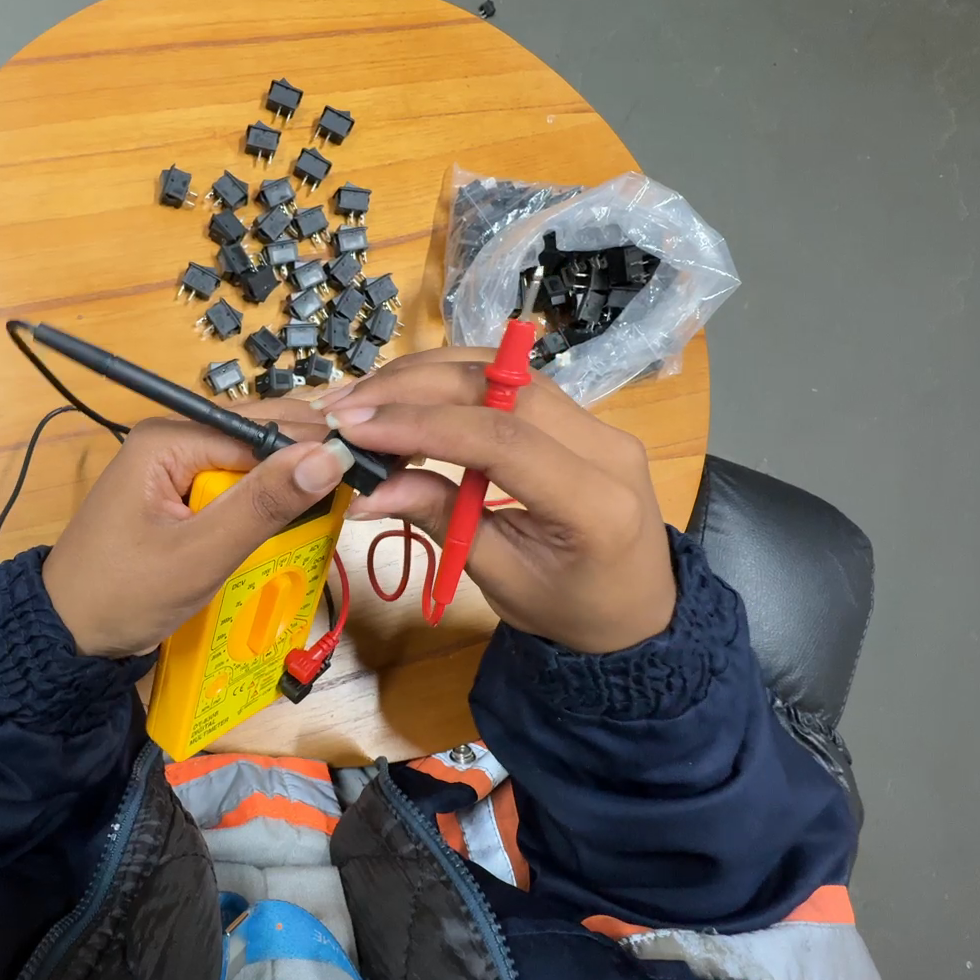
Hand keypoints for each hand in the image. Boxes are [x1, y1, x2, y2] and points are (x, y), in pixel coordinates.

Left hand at [44, 400, 354, 658]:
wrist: (69, 634)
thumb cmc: (126, 594)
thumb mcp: (200, 553)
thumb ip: (263, 504)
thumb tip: (330, 455)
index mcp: (169, 437)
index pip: (258, 426)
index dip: (311, 445)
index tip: (367, 465)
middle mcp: (173, 437)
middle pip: (255, 436)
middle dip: (302, 457)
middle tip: (363, 481)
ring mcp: (174, 464)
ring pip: (249, 460)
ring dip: (286, 479)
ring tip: (341, 496)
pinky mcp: (179, 491)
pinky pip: (233, 483)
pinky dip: (264, 498)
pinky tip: (298, 511)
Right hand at [315, 348, 674, 652]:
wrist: (636, 611)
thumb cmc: (568, 611)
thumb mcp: (500, 578)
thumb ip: (440, 520)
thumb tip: (367, 491)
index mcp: (595, 503)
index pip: (501, 438)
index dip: (421, 425)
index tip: (354, 428)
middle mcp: (605, 444)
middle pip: (500, 385)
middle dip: (412, 388)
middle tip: (344, 407)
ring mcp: (596, 421)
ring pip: (501, 368)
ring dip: (425, 374)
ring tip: (362, 396)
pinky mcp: (578, 414)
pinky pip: (506, 379)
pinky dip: (448, 379)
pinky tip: (403, 393)